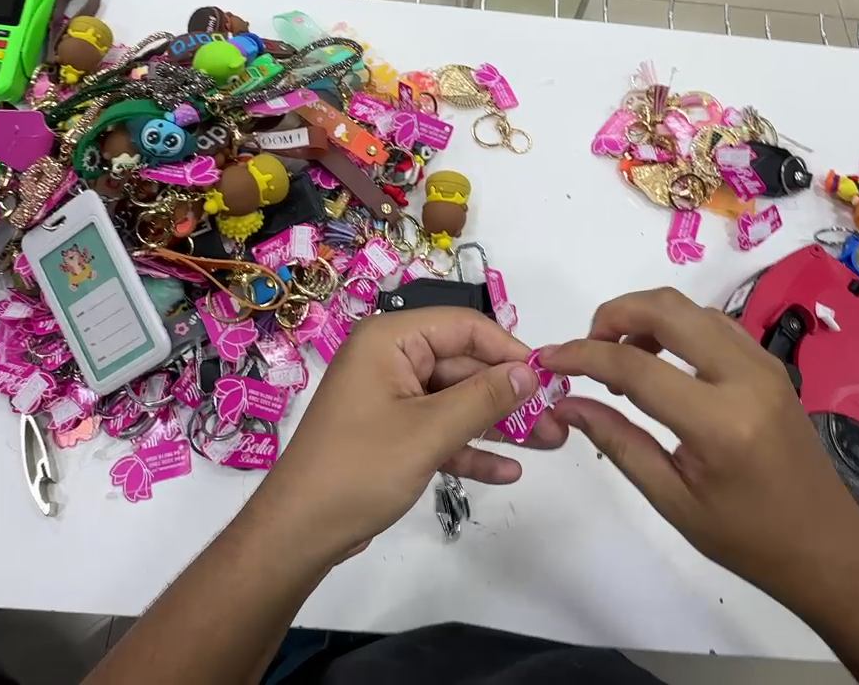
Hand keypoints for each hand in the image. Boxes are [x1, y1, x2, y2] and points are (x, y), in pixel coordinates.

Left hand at [246, 308, 567, 564]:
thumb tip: (530, 372)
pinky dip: (470, 447)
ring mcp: (392, 397)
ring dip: (499, 423)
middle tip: (559, 420)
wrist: (299, 532)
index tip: (549, 377)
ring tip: (551, 443)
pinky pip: (440, 430)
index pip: (463, 326)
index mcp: (391, 340)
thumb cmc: (360, 468)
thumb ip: (484, 398)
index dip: (508, 349)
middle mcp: (392, 359)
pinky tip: (508, 471)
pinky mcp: (393, 432)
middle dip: (510, 396)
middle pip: (464, 366)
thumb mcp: (429, 431)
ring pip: (456, 400)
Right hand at [540, 288, 858, 604]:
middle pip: (665, 309)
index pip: (635, 368)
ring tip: (621, 362)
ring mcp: (763, 363)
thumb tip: (565, 405)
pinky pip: (710, 322)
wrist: (829, 549)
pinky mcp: (769, 362)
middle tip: (587, 349)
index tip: (550, 359)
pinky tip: (658, 362)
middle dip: (613, 315)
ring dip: (644, 317)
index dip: (583, 357)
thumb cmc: (749, 538)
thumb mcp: (673, 501)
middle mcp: (746, 377)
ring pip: (688, 307)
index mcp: (720, 423)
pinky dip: (673, 326)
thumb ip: (616, 442)